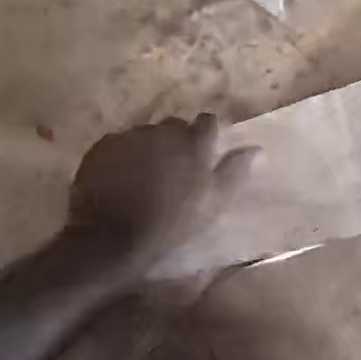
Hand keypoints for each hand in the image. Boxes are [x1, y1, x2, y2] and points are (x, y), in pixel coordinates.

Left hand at [66, 115, 257, 261]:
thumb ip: (235, 171)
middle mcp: (163, 131)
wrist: (113, 238)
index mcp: (195, 143)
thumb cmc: (173, 224)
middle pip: (176, 125)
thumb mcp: (214, 203)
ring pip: (147, 133)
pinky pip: (120, 143)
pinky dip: (125, 154)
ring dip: (152, 147)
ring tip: (148, 174)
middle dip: (179, 140)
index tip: (209, 149)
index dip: (210, 132)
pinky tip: (123, 177)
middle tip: (178, 168)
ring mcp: (130, 136)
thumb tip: (258, 149)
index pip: (209, 121)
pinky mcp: (103, 146)